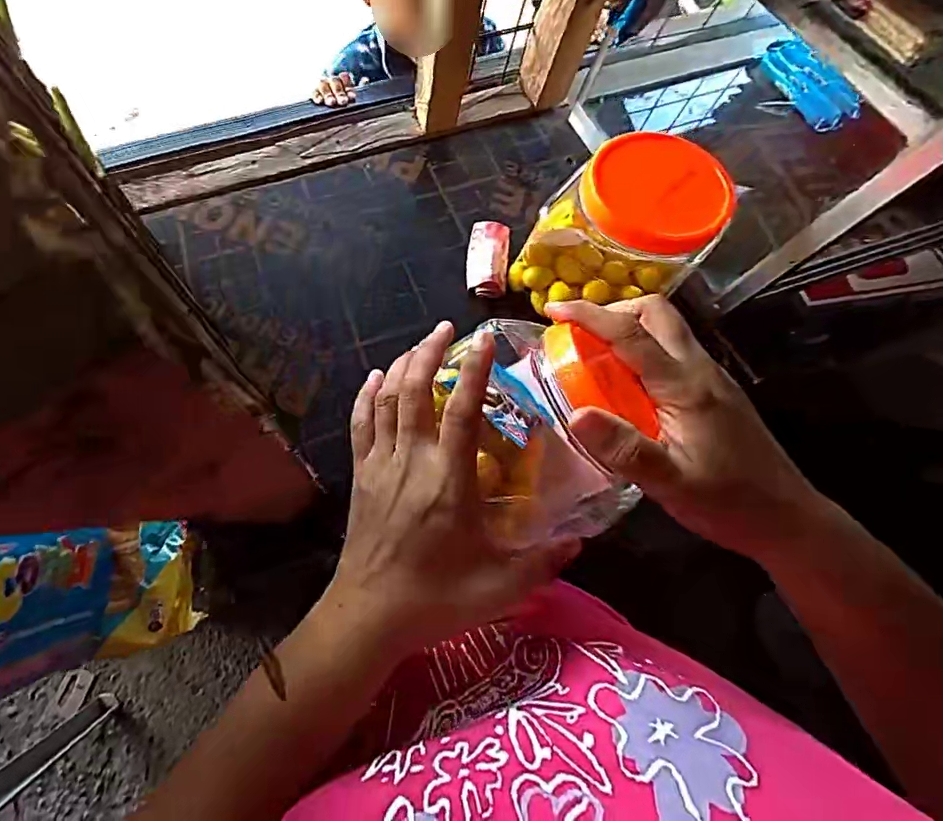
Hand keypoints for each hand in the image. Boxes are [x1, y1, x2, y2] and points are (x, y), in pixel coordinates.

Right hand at [312, 72, 367, 106]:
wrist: (328, 104)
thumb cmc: (343, 99)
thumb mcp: (352, 93)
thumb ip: (360, 86)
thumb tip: (365, 80)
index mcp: (342, 79)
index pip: (345, 77)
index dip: (348, 87)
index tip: (352, 97)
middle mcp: (331, 80)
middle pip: (334, 82)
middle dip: (339, 93)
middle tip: (343, 102)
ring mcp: (322, 85)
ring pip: (323, 85)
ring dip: (328, 94)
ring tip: (332, 103)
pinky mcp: (314, 92)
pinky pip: (314, 92)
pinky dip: (316, 96)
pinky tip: (319, 101)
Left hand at [317, 321, 580, 658]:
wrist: (370, 614)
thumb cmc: (438, 598)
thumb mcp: (502, 586)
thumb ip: (545, 560)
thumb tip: (583, 538)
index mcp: (449, 479)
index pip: (463, 410)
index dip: (476, 370)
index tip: (485, 339)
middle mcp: (411, 460)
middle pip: (415, 390)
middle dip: (429, 351)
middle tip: (445, 328)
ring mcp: (380, 464)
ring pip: (387, 400)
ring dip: (401, 365)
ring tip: (418, 344)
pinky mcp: (360, 474)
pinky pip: (361, 423)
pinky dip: (367, 395)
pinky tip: (374, 377)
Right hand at [546, 296, 834, 563]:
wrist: (790, 521)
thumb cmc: (729, 502)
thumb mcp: (671, 485)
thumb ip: (624, 450)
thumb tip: (575, 414)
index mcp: (686, 386)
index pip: (632, 334)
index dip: (589, 314)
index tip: (552, 309)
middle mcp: (699, 370)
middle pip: (655, 312)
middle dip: (611, 311)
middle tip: (577, 334)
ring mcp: (709, 378)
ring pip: (665, 328)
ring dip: (625, 328)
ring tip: (591, 358)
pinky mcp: (711, 392)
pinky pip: (669, 351)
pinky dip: (638, 350)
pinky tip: (622, 385)